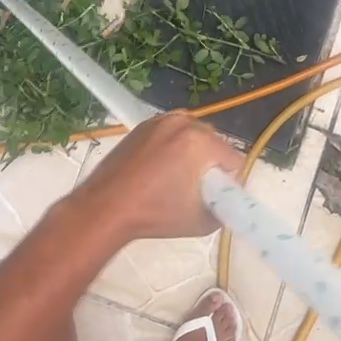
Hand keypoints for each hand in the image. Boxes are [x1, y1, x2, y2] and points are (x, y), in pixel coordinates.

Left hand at [65, 113, 243, 242]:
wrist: (106, 207)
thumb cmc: (156, 213)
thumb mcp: (202, 220)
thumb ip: (225, 208)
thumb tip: (226, 200)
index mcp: (200, 141)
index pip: (234, 159)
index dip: (230, 181)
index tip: (216, 197)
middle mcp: (183, 122)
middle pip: (214, 143)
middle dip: (212, 164)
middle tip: (198, 189)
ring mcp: (160, 120)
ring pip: (192, 135)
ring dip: (193, 153)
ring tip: (177, 179)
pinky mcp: (143, 126)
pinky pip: (171, 133)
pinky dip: (173, 146)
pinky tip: (161, 168)